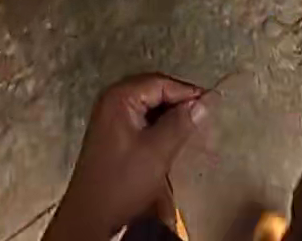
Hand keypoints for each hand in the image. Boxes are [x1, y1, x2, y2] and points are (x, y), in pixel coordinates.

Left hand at [44, 73, 211, 240]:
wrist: (91, 217)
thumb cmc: (123, 182)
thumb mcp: (156, 153)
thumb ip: (179, 125)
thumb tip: (203, 104)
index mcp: (119, 97)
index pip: (159, 83)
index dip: (186, 92)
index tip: (210, 102)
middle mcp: (112, 98)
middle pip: (152, 90)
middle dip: (178, 101)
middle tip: (202, 114)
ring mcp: (109, 115)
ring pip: (147, 104)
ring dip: (169, 113)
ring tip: (191, 125)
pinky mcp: (111, 132)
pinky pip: (140, 117)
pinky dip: (157, 124)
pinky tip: (171, 136)